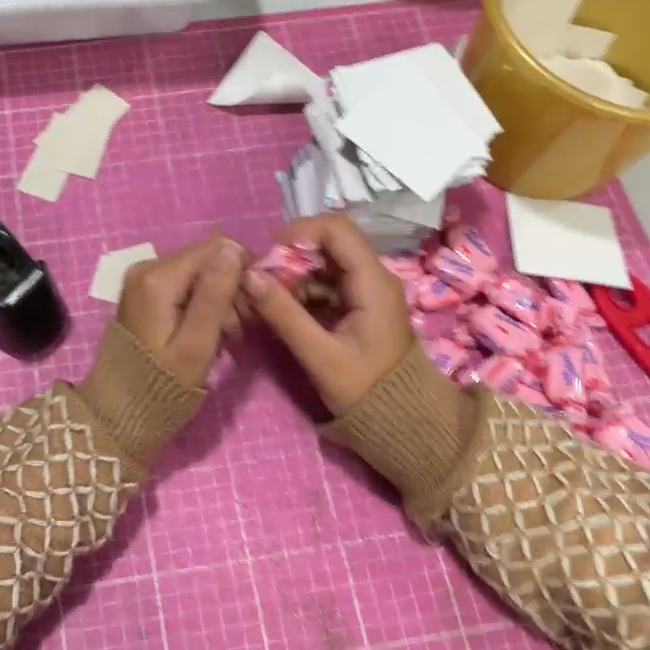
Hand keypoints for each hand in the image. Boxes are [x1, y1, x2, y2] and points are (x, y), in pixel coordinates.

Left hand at [115, 236, 247, 386]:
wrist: (121, 411)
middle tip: (240, 331)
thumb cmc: (163, 385)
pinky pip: (185, 285)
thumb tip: (231, 249)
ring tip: (227, 337)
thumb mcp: (196, 344)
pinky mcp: (145, 292)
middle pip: (207, 259)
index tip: (254, 308)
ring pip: (199, 272)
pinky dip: (203, 304)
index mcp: (158, 277)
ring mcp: (143, 279)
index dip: (244, 270)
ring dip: (220, 300)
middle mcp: (147, 267)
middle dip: (232, 289)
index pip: (217, 247)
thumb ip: (214, 295)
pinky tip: (209, 332)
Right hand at [241, 214, 414, 414]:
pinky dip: (302, 291)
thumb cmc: (364, 389)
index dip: (299, 232)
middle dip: (291, 257)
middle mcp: (374, 276)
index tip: (269, 257)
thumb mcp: (320, 355)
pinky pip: (326, 284)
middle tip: (262, 281)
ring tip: (267, 300)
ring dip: (294, 275)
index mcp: (373, 282)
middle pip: (328, 244)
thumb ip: (284, 315)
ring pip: (324, 264)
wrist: (400, 420)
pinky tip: (282, 310)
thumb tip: (249, 277)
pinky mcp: (358, 304)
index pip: (337, 229)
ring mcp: (367, 290)